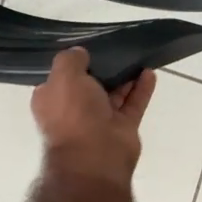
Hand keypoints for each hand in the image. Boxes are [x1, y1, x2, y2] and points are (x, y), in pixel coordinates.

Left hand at [31, 49, 156, 188]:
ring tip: (136, 56)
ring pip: (115, 93)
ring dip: (125, 77)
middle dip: (102, 69)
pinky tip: (149, 73)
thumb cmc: (73, 113)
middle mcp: (75, 110)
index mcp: (52, 99)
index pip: (61, 78)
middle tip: (116, 48)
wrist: (95, 154)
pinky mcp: (123, 127)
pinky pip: (133, 103)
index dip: (73, 64)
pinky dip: (141, 89)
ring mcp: (101, 120)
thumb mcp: (63, 75)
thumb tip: (80, 53)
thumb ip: (70, 59)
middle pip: (91, 85)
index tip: (87, 47)